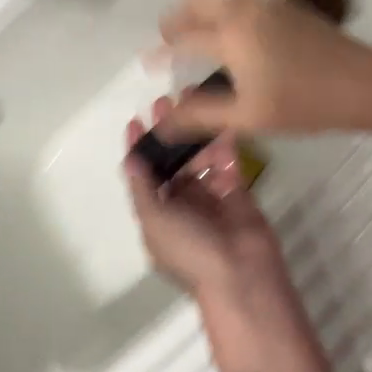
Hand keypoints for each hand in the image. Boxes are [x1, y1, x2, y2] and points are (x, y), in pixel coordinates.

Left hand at [122, 99, 283, 299]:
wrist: (241, 270)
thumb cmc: (190, 249)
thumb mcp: (156, 222)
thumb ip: (144, 189)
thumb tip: (129, 159)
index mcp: (158, 217)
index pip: (143, 178)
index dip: (138, 150)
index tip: (135, 120)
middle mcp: (182, 204)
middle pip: (172, 162)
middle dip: (169, 134)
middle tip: (167, 101)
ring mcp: (211, 196)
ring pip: (200, 158)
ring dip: (196, 133)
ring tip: (197, 102)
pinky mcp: (237, 189)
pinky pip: (228, 160)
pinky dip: (224, 141)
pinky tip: (222, 117)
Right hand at [155, 0, 371, 136]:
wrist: (360, 81)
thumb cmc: (301, 102)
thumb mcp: (246, 117)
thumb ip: (201, 115)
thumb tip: (163, 121)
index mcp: (230, 33)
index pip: (182, 38)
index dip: (161, 53)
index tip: (146, 63)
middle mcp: (245, 8)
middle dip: (177, 19)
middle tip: (169, 44)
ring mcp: (269, 2)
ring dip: (203, 13)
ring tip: (198, 43)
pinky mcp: (288, 6)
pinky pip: (244, 1)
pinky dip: (228, 13)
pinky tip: (235, 41)